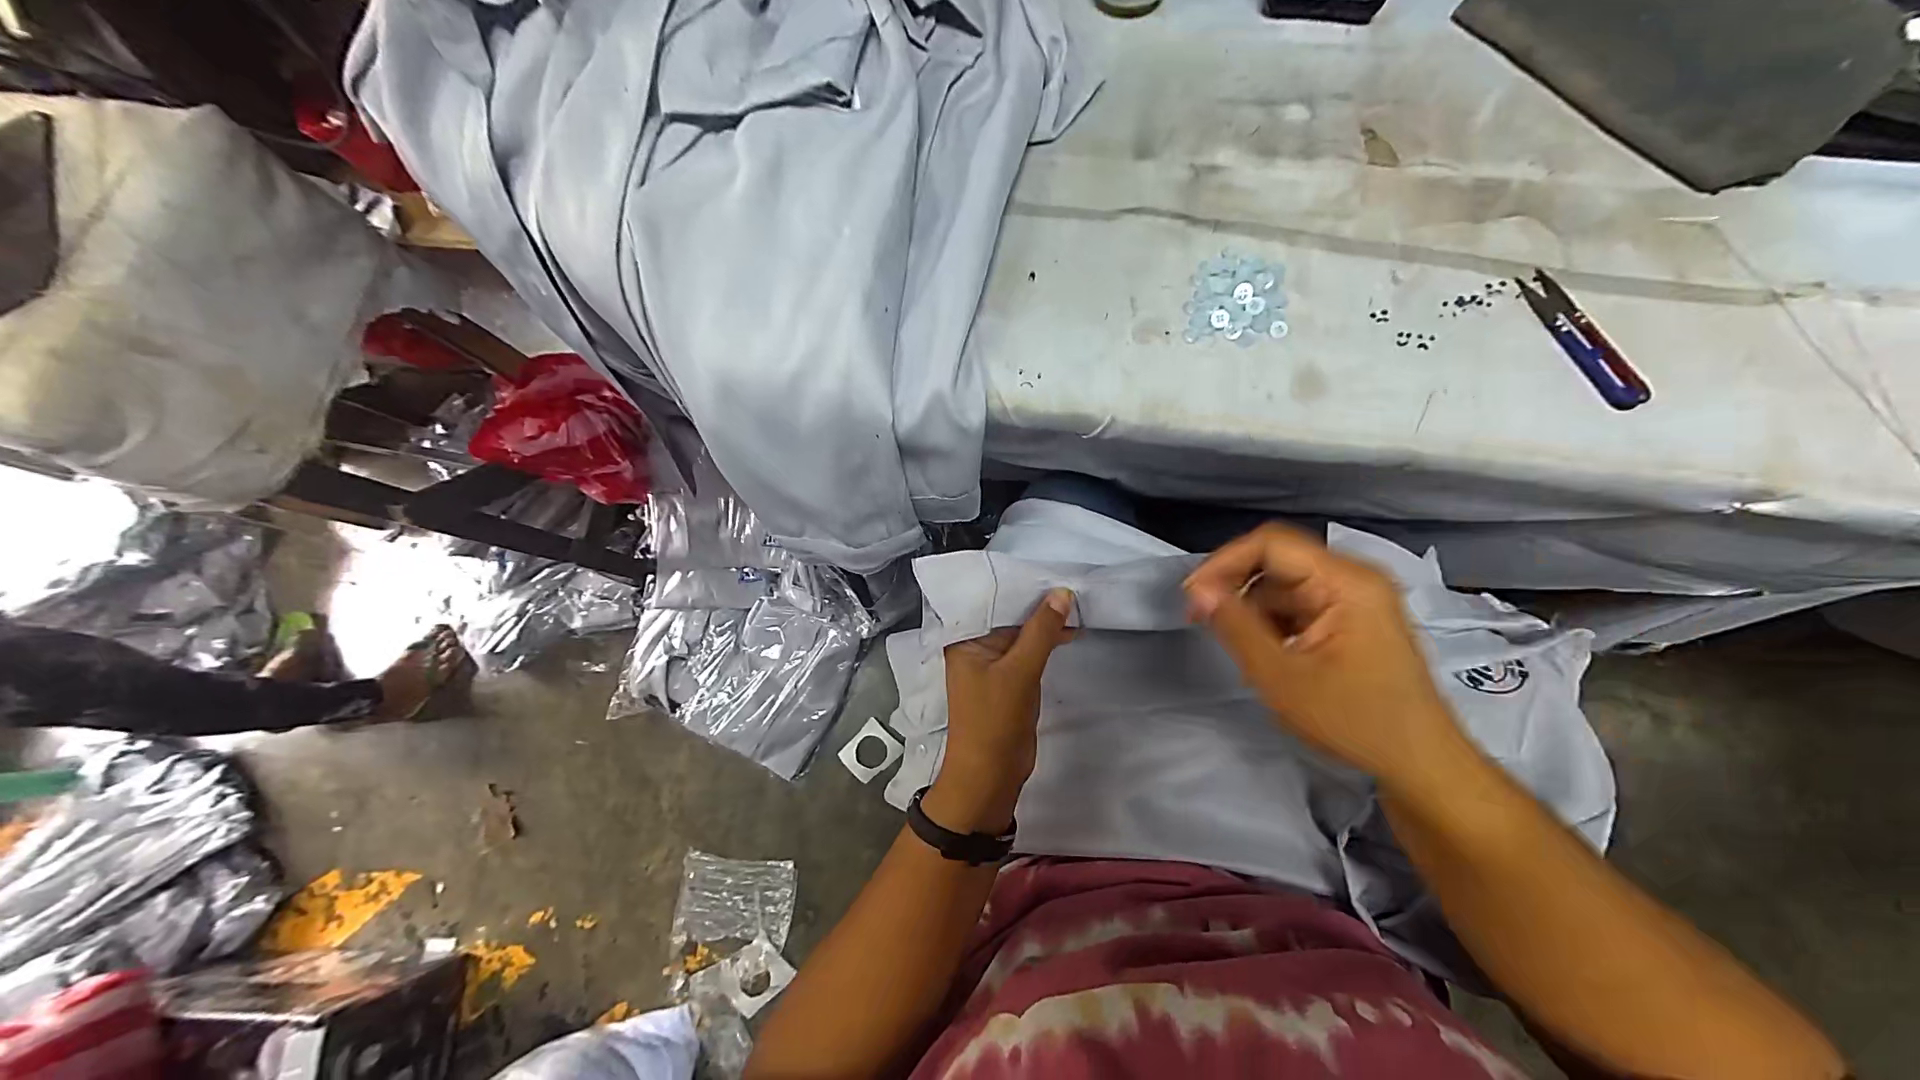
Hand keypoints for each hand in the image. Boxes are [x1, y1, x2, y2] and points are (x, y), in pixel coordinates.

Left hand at [924, 588, 1074, 833]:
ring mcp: (991, 663)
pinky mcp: (1007, 679)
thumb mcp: (1020, 671)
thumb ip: (1041, 631)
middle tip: (1070, 581)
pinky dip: (1045, 641)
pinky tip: (1069, 631)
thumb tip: (1062, 593)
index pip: (990, 599)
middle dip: (1036, 601)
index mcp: (963, 638)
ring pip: (1020, 632)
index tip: (1051, 568)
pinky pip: (1026, 650)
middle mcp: (973, 645)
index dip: (1020, 584)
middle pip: (1007, 614)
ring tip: (1077, 604)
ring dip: (1044, 621)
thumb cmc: (995, 720)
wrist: (990, 775)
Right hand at [1183, 524, 1465, 791]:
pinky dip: (1273, 620)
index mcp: (1346, 581)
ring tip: (1238, 645)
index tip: (1193, 597)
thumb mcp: (1281, 676)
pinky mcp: (1353, 617)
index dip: (1224, 563)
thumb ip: (1235, 626)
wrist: (1421, 763)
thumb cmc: (1354, 721)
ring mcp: (1357, 597)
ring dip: (1253, 607)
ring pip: (1284, 583)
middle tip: (1202, 619)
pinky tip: (1265, 651)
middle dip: (1235, 586)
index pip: (1270, 544)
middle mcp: (1354, 577)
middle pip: (1277, 560)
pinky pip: (1300, 602)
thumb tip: (1198, 591)